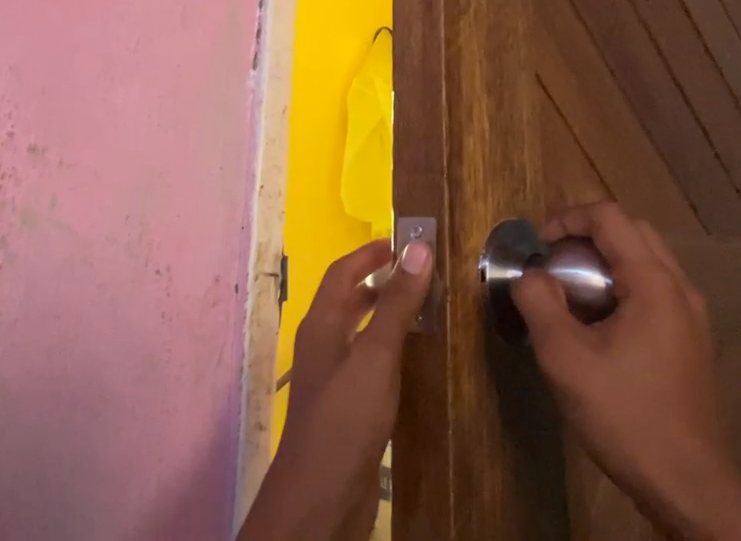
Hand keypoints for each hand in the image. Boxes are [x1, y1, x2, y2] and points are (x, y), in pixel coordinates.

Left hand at [238, 238, 433, 540]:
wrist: (320, 498)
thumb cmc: (344, 418)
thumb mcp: (375, 356)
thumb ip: (397, 304)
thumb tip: (418, 247)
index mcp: (321, 325)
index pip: (341, 273)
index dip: (368, 254)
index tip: (401, 241)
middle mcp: (321, 346)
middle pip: (346, 300)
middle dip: (377, 281)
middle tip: (416, 272)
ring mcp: (330, 379)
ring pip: (356, 332)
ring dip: (383, 314)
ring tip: (421, 309)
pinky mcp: (343, 408)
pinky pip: (365, 363)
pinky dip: (386, 349)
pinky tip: (410, 361)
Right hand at [511, 203, 740, 540]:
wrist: (686, 483)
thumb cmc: (625, 414)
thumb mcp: (565, 358)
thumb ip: (540, 304)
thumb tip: (529, 275)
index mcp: (653, 282)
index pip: (609, 217)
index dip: (567, 218)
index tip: (537, 246)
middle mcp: (679, 288)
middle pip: (632, 231)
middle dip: (587, 235)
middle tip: (552, 262)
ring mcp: (690, 316)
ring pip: (645, 261)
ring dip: (605, 261)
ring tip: (570, 293)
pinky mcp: (690, 342)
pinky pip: (654, 291)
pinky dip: (621, 287)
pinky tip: (597, 326)